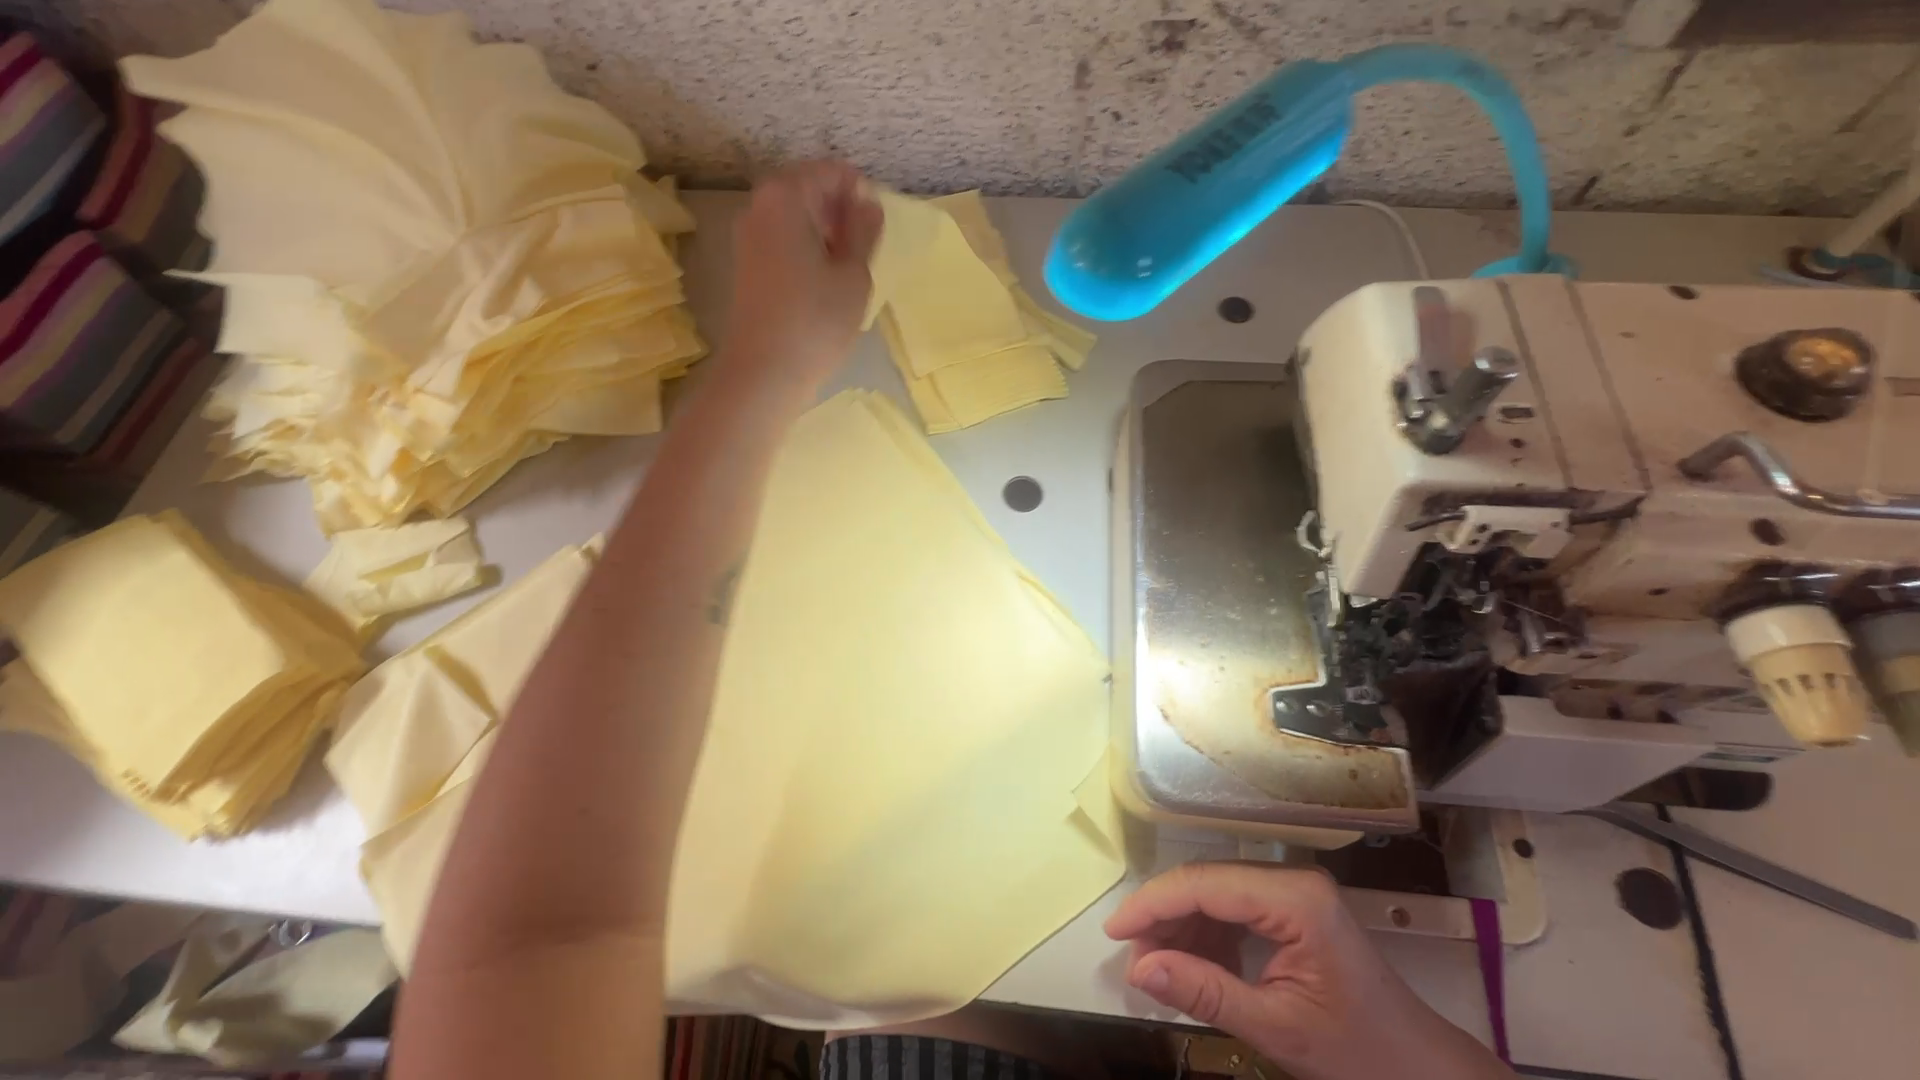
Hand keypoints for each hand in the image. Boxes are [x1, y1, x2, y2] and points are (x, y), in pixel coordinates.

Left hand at [717, 160, 882, 398]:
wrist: (764, 373)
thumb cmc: (816, 321)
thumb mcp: (853, 274)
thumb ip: (863, 231)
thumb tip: (868, 204)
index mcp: (785, 196)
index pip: (831, 172)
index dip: (859, 193)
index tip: (876, 227)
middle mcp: (758, 205)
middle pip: (808, 189)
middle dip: (839, 210)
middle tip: (864, 247)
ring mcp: (747, 235)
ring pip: (794, 216)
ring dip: (823, 230)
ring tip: (847, 267)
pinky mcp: (745, 264)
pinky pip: (782, 238)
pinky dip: (805, 247)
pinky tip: (823, 281)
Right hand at [1104, 863, 1514, 1079]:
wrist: (1421, 1070)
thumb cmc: (1359, 1052)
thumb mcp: (1277, 1028)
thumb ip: (1205, 993)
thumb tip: (1138, 970)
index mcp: (1295, 899)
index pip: (1203, 885)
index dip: (1151, 905)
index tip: (1112, 933)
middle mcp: (1292, 880)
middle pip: (1206, 883)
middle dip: (1164, 918)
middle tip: (1134, 961)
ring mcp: (1294, 892)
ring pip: (1215, 893)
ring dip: (1182, 928)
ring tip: (1158, 969)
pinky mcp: (1293, 909)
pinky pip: (1234, 909)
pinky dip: (1207, 936)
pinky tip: (1194, 967)